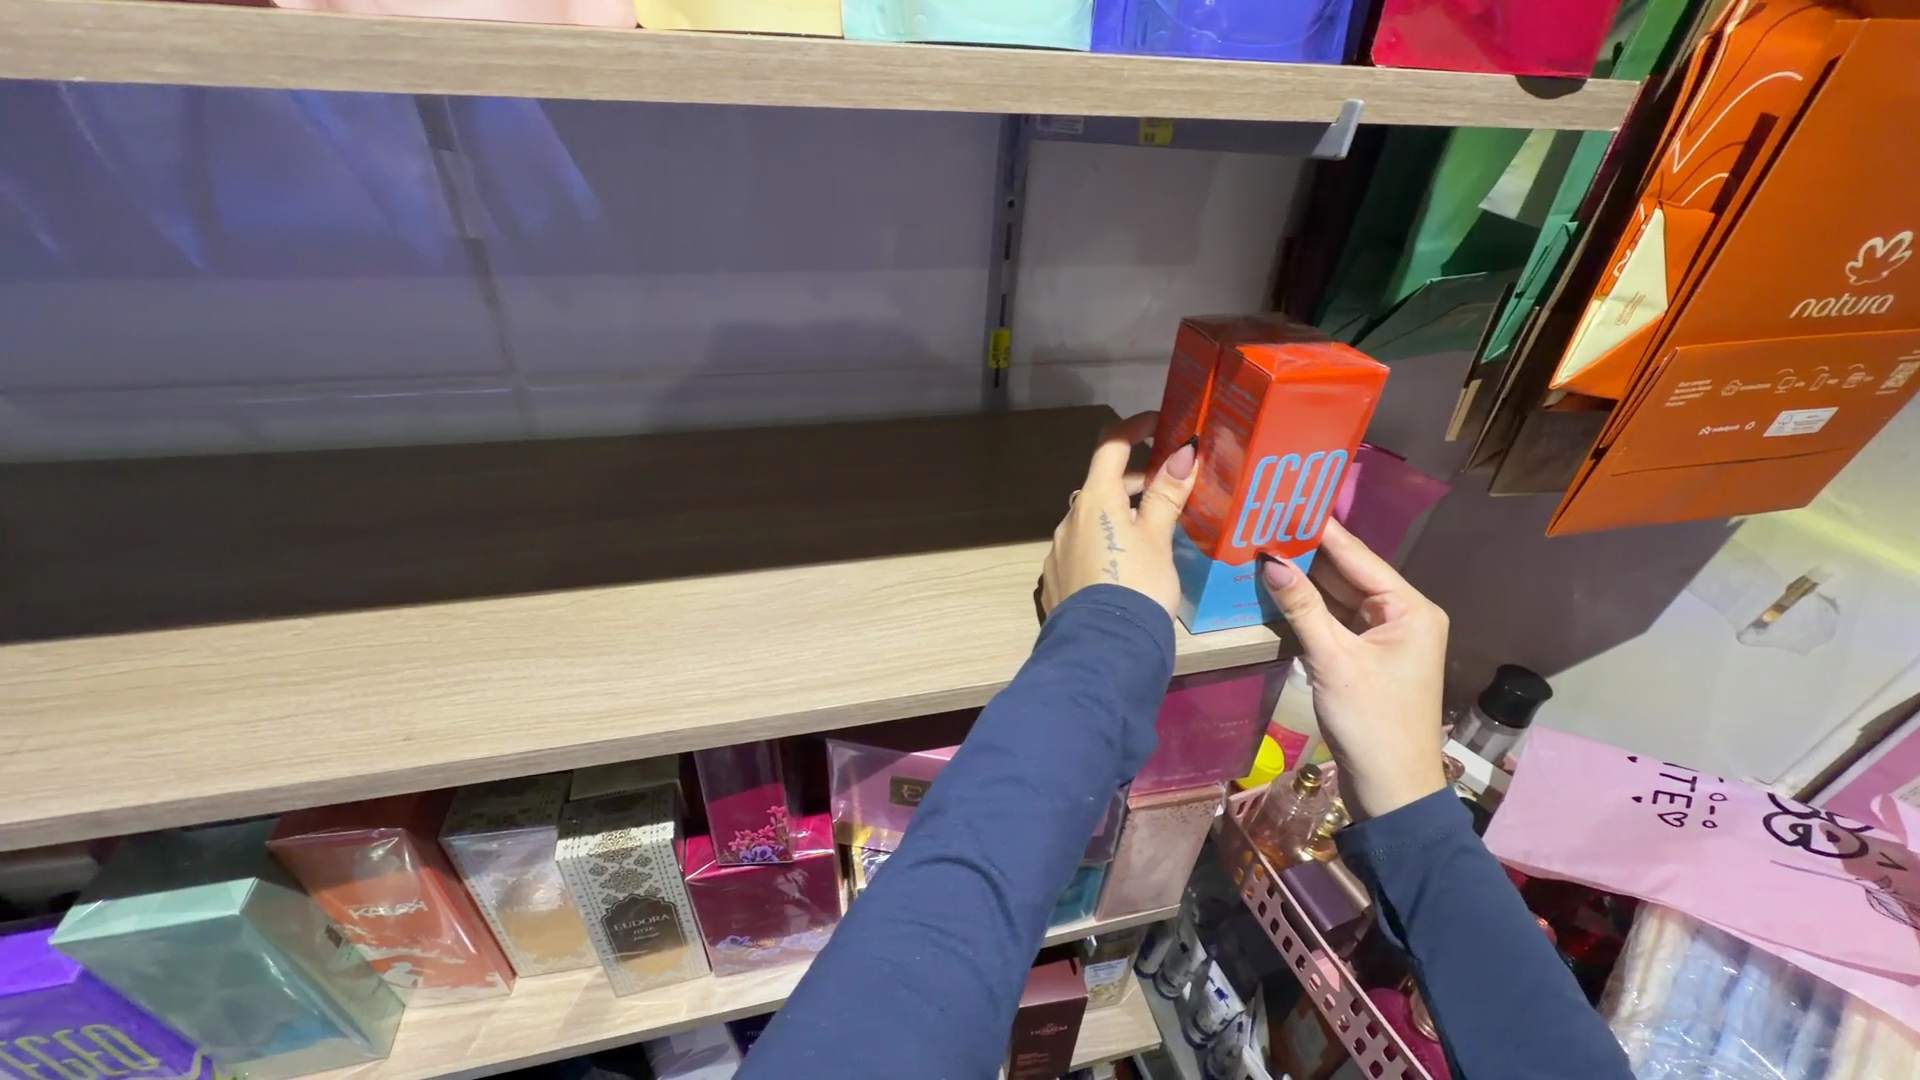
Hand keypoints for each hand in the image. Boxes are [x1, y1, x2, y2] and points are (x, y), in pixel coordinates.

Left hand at [1039, 412, 1199, 619]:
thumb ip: (1166, 495)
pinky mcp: (1055, 581)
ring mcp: (1057, 551)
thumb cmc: (1138, 585)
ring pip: (1089, 520)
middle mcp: (1068, 520)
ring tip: (1151, 533)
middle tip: (1166, 488)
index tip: (1157, 424)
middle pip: (1100, 485)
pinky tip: (1123, 568)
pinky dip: (1102, 545)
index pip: (1109, 447)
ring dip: (1117, 515)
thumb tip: (1183, 452)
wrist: (1102, 649)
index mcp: (1094, 501)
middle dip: (1133, 481)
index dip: (1133, 428)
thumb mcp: (1159, 538)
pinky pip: (1081, 550)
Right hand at [1260, 519, 1448, 820]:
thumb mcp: (1332, 660)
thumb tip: (1270, 561)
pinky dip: (1308, 605)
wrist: (1391, 788)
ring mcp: (1384, 634)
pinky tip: (1277, 587)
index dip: (1319, 529)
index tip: (1284, 501)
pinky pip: (1335, 618)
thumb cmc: (1371, 721)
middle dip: (1307, 550)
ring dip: (1304, 577)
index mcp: (1410, 608)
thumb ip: (1302, 607)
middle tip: (1264, 520)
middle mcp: (1402, 613)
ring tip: (1263, 544)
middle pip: (1348, 572)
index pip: (1357, 556)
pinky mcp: (1366, 654)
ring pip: (1338, 594)